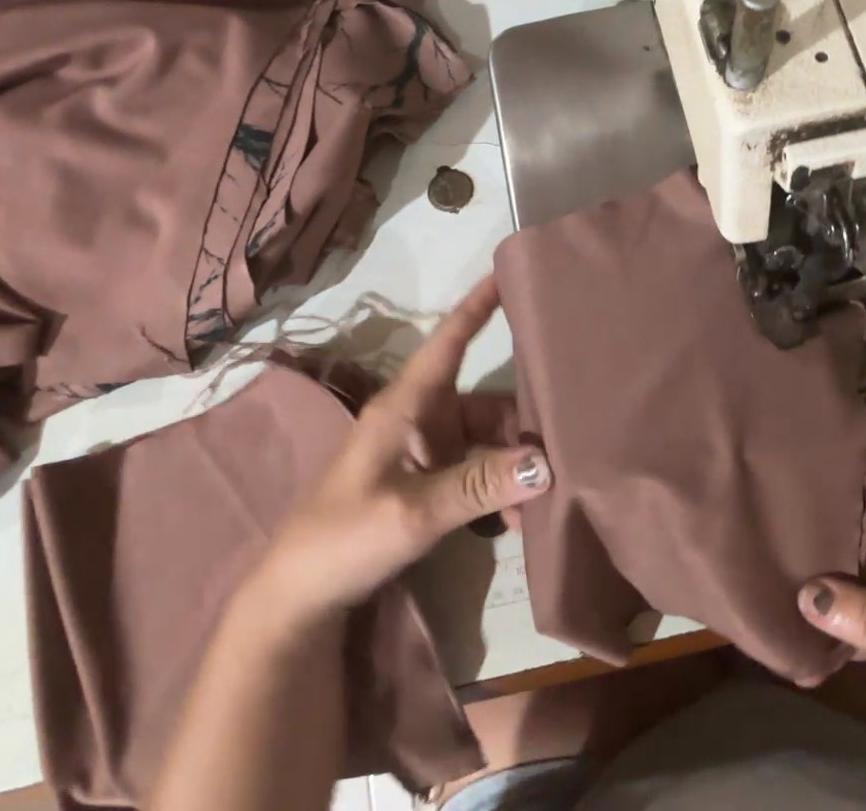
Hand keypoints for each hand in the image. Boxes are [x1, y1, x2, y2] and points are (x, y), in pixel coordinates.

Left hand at [249, 276, 550, 622]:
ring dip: (512, 469)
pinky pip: (476, 472)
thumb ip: (480, 485)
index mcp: (405, 406)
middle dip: (521, 428)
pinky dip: (497, 491)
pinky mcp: (426, 482)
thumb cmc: (345, 537)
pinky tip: (512, 522)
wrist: (303, 595)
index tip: (510, 271)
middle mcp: (418, 419)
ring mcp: (423, 452)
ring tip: (537, 504)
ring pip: (486, 442)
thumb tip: (544, 463)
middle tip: (562, 453)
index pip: (448, 342)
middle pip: (485, 403)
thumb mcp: (415, 512)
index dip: (477, 307)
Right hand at [798, 517, 865, 810]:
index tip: (790, 529)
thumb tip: (806, 592)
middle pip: (864, 552)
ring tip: (771, 591)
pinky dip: (829, 630)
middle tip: (771, 560)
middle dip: (824, 561)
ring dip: (821, 597)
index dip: (842, 526)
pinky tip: (793, 632)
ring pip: (855, 587)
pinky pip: (855, 622)